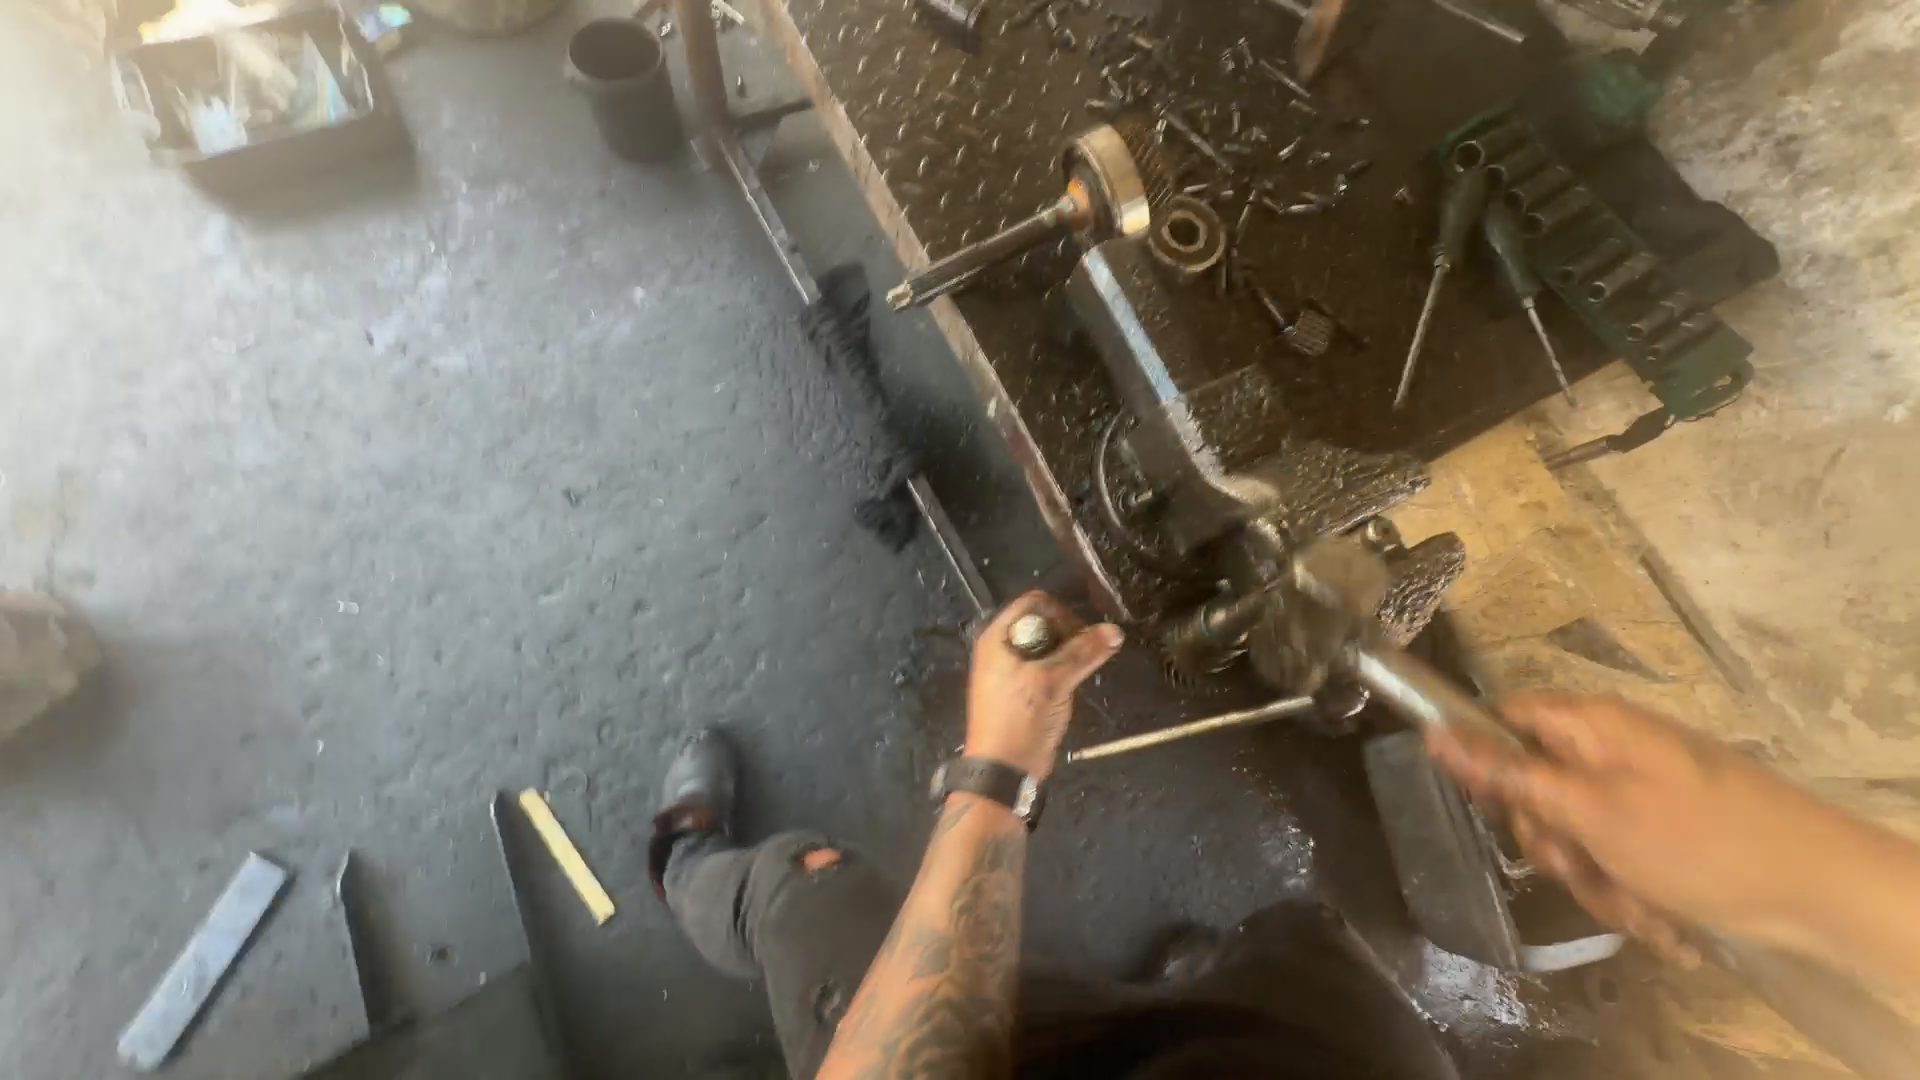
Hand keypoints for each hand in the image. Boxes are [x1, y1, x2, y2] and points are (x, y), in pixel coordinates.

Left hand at [965, 592, 1123, 782]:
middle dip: (1067, 636)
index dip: (1061, 613)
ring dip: (1067, 657)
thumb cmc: (1020, 720)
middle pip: (1042, 623)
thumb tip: (1115, 631)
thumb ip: (1083, 653)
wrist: (1002, 772)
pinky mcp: (1020, 691)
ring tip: (1077, 676)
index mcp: (997, 637)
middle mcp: (1000, 648)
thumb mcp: (1053, 682)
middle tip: (1084, 657)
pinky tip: (1068, 690)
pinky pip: (1045, 668)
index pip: (1034, 603)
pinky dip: (1060, 673)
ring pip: (1047, 648)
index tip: (1081, 636)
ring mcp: (1009, 670)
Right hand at [1425, 694, 1861, 964]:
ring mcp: (1641, 791)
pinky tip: (1664, 920)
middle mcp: (1609, 749)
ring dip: (1594, 877)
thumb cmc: (1701, 842)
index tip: (1495, 807)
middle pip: (1534, 784)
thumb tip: (1432, 732)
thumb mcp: (1587, 810)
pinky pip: (1616, 855)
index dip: (1485, 759)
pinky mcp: (1667, 832)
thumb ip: (1506, 772)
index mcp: (1589, 725)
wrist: (1837, 900)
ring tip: (1638, 907)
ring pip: (1574, 830)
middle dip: (1552, 840)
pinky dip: (1630, 891)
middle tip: (1579, 866)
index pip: (1502, 719)